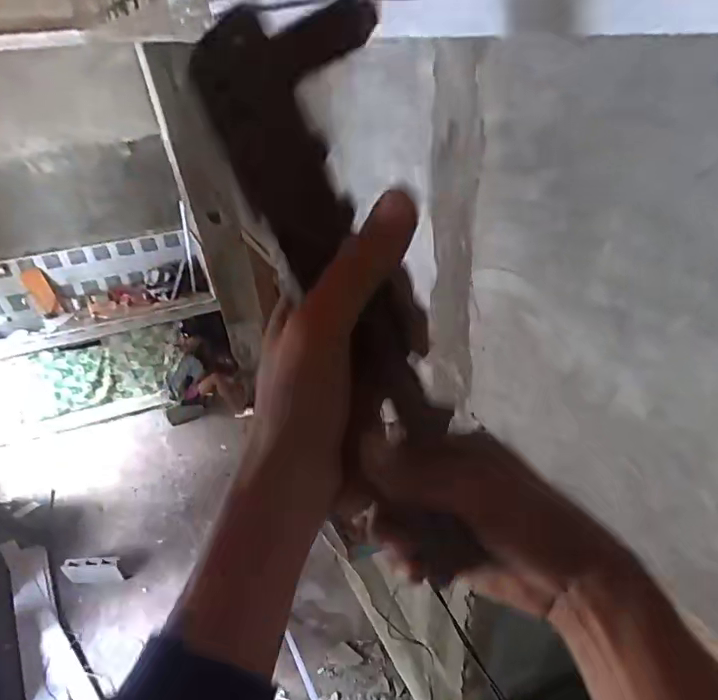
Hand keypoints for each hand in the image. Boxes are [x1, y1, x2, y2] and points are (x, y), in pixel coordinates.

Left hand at [248, 189, 418, 507]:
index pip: (346, 256)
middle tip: (415, 338)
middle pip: (374, 293)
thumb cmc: (299, 404)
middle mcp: (320, 325)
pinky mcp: (362, 393)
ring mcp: (342, 362)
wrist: (299, 484)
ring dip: (408, 337)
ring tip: (419, 359)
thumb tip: (403, 198)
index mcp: (298, 301)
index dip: (378, 261)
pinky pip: (393, 365)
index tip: (400, 285)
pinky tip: (418, 375)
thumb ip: (358, 270)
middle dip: (400, 307)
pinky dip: (407, 366)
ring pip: (387, 328)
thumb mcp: (323, 328)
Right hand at [362, 431, 636, 619]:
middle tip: (399, 545)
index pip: (400, 448)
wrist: (570, 582)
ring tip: (414, 568)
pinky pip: (415, 552)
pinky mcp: (449, 550)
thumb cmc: (530, 525)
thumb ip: (422, 472)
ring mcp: (449, 516)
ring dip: (400, 547)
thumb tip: (364, 443)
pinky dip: (414, 565)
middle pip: (393, 491)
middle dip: (390, 520)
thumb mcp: (477, 492)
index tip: (368, 499)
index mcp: (459, 450)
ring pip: (401, 525)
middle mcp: (449, 478)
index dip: (378, 473)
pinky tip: (427, 578)